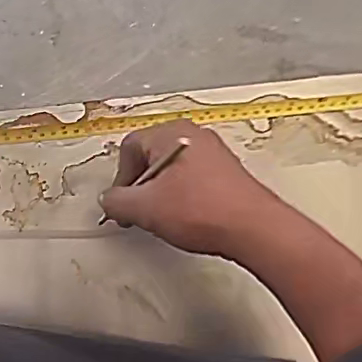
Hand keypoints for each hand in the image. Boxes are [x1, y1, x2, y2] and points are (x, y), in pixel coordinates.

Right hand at [98, 120, 297, 261]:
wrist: (252, 228)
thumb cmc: (201, 210)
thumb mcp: (143, 208)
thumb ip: (115, 201)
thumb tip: (109, 200)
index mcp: (172, 133)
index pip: (130, 147)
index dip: (120, 178)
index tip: (122, 203)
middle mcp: (194, 136)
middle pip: (150, 156)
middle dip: (139, 186)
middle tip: (138, 211)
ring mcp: (213, 153)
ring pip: (171, 169)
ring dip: (159, 193)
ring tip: (162, 217)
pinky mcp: (226, 173)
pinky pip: (191, 178)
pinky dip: (180, 196)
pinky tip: (184, 217)